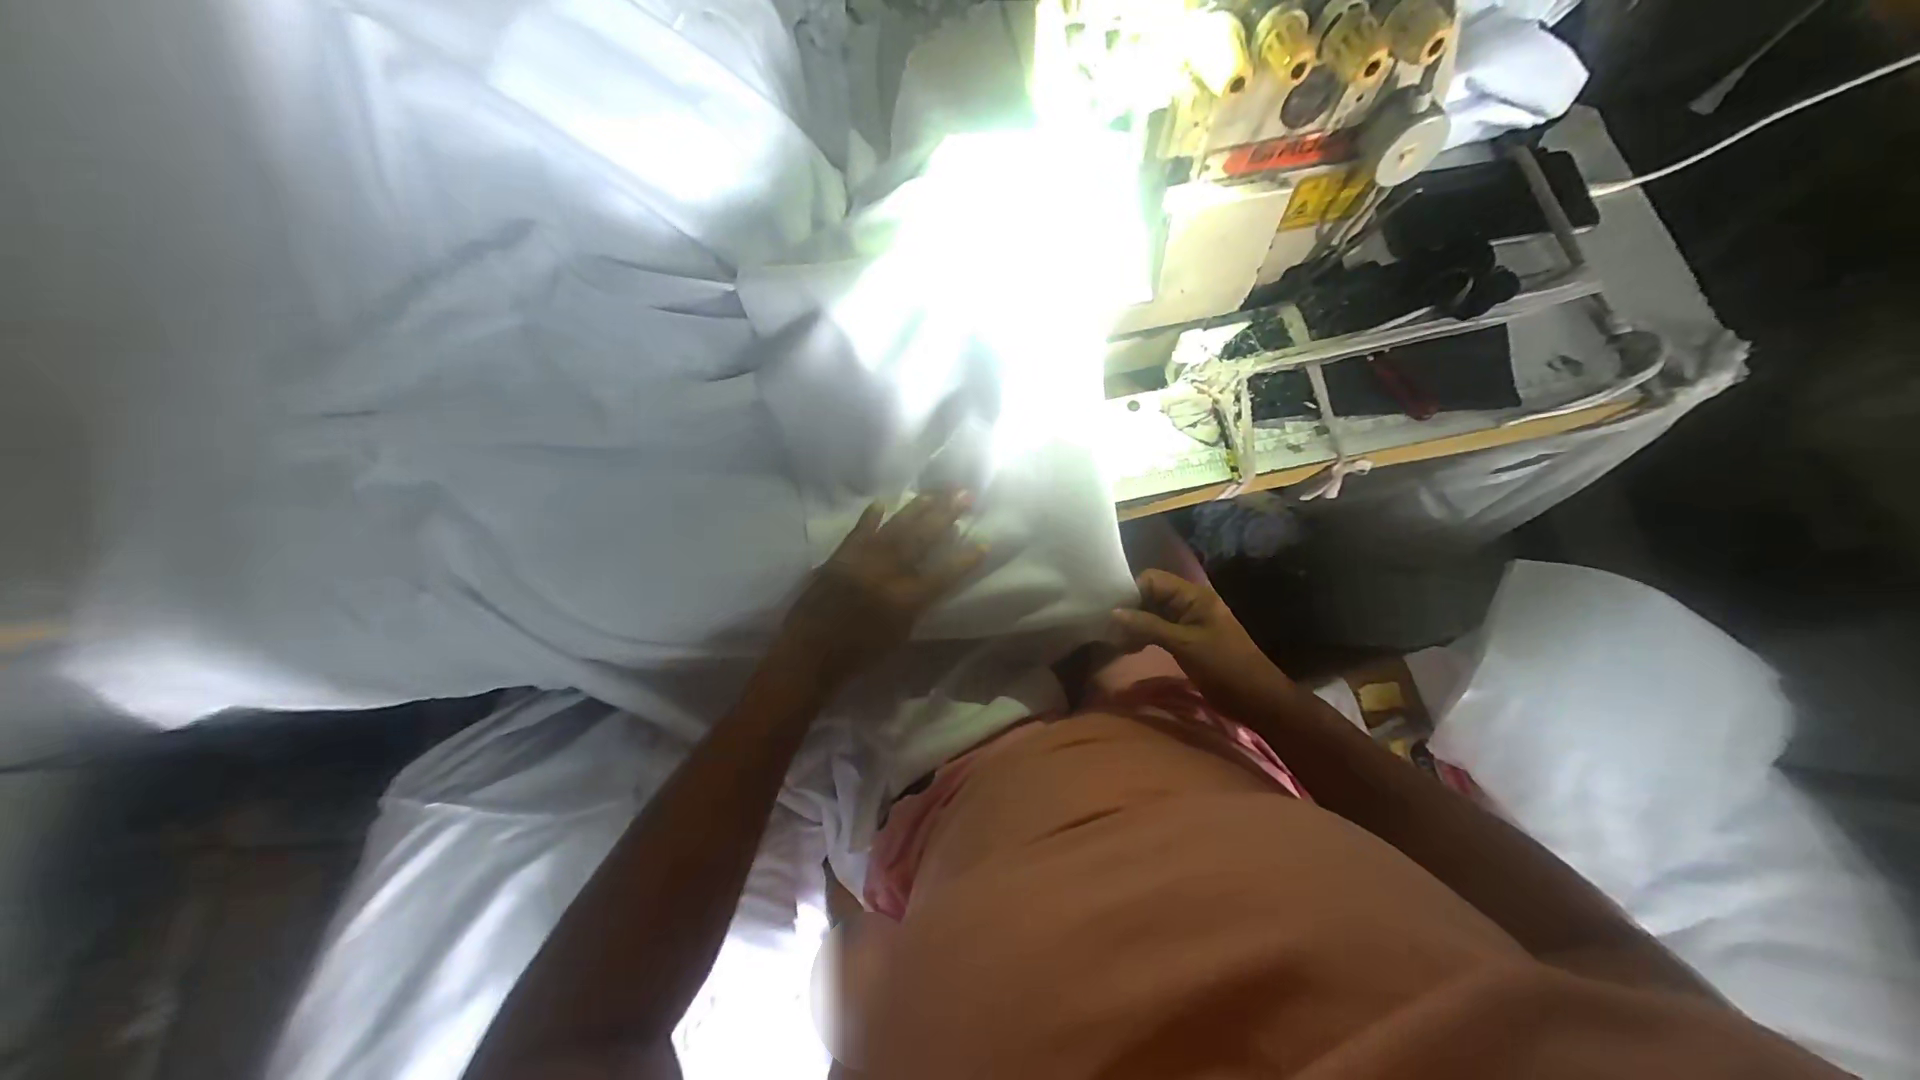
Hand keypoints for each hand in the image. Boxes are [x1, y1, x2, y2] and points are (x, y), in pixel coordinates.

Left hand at [782, 492, 987, 687]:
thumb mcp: (898, 636)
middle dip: (946, 514)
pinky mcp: (840, 557)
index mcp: (906, 599)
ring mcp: (862, 560)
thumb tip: (924, 583)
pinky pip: (859, 531)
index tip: (983, 543)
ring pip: (895, 527)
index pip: (944, 574)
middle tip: (964, 494)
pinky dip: (871, 517)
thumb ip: (915, 606)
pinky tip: (882, 503)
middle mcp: (888, 573)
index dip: (965, 559)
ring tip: (935, 492)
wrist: (810, 654)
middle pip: (922, 537)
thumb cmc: (859, 655)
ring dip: (917, 508)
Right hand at [1107, 569, 1293, 717]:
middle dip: (1129, 609)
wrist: (1257, 699)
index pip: (1152, 579)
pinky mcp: (1185, 639)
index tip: (1109, 611)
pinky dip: (1143, 636)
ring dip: (1133, 625)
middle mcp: (1189, 603)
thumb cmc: (1224, 666)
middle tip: (1107, 629)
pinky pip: (1158, 629)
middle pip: (1150, 594)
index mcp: (1194, 595)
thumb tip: (1113, 612)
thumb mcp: (1184, 643)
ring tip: (1115, 641)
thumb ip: (1148, 626)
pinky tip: (1128, 648)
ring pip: (1152, 613)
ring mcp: (1188, 621)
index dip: (1130, 591)